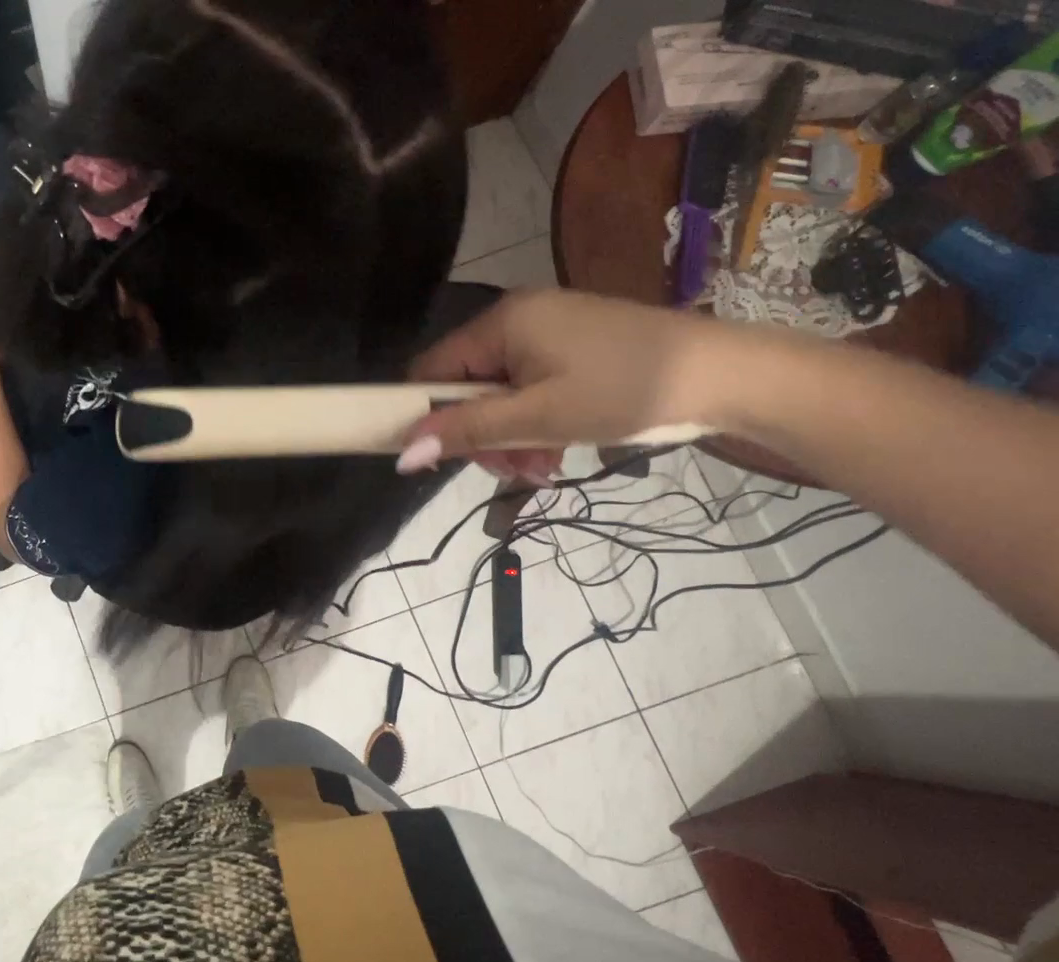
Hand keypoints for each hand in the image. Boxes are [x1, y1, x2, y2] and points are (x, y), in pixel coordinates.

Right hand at [398, 290, 742, 473]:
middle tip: (511, 471)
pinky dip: (535, 423)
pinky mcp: (576, 347)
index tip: (443, 458)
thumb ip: (467, 433)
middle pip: (467, 387)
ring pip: (499, 395)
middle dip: (481, 435)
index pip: (431, 371)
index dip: (427, 416)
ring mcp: (550, 331)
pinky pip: (531, 389)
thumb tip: (402, 455)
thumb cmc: (627, 392)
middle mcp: (519, 318)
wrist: (731, 375)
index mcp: (503, 322)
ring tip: (543, 469)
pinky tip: (556, 452)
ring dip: (510, 438)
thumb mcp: (539, 419)